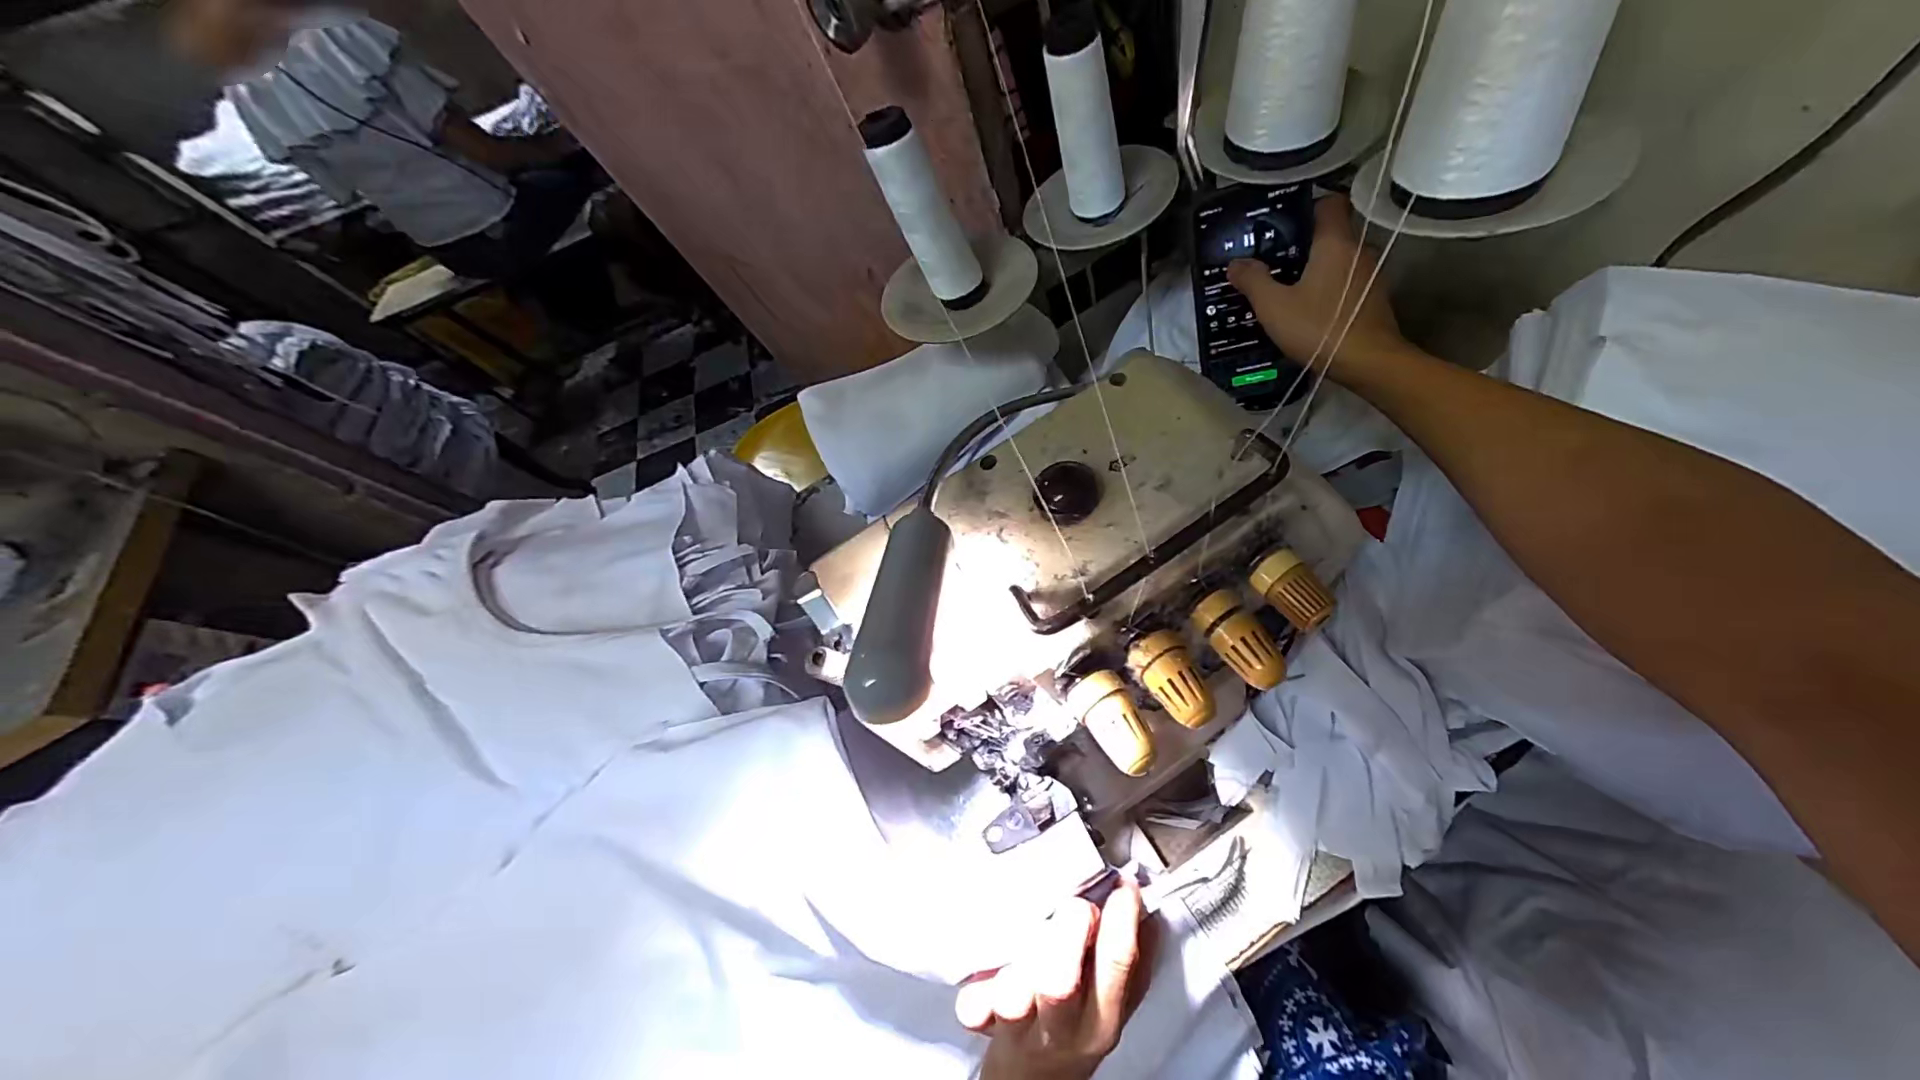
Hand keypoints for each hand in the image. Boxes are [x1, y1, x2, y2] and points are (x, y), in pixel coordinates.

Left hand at [955, 882, 1150, 1079]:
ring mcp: (1017, 1028)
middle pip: (1059, 981)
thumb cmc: (1073, 1027)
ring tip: (1024, 939)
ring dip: (1018, 963)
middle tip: (1070, 908)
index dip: (1121, 918)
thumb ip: (1131, 961)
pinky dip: (975, 990)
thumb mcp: (1111, 1001)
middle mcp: (1061, 1027)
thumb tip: (1144, 909)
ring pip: (1012, 997)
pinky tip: (984, 976)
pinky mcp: (980, 1023)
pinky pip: (973, 1009)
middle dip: (1065, 932)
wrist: (1034, 1077)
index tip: (1121, 886)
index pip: (1117, 964)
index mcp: (1101, 1017)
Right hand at [1226, 194, 1406, 373]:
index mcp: (1335, 242)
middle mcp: (1358, 249)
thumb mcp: (1273, 307)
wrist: (1367, 362)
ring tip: (1288, 286)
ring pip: (1340, 258)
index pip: (1329, 202)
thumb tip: (1236, 263)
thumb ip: (1253, 280)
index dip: (1306, 207)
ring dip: (1318, 267)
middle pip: (1332, 232)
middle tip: (1275, 260)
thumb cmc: (1318, 328)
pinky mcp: (1374, 297)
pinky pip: (1347, 280)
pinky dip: (1329, 286)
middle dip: (1305, 242)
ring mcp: (1371, 273)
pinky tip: (1310, 307)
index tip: (1282, 224)